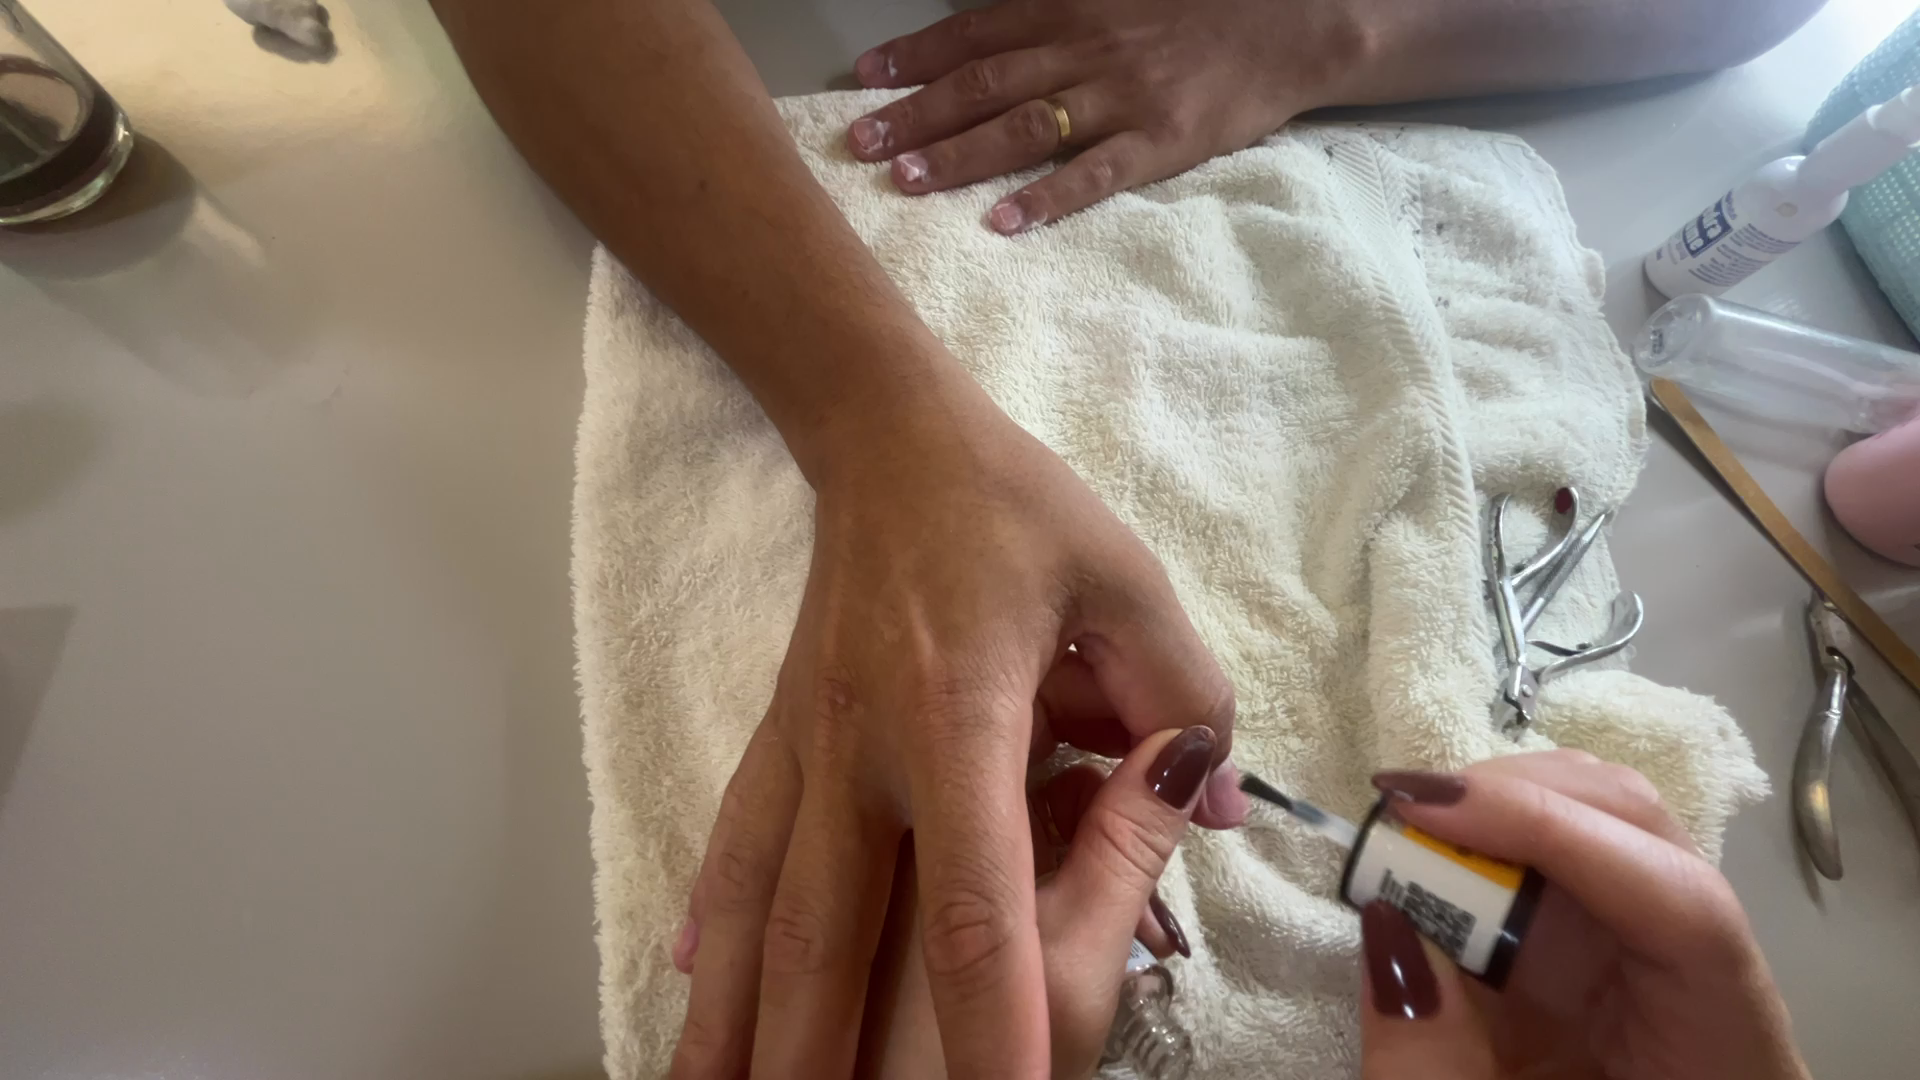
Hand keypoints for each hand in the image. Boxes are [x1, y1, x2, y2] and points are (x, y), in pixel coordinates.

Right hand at [670, 382, 1239, 1079]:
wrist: (890, 443)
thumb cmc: (1008, 502)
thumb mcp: (1123, 577)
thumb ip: (1182, 692)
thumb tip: (1212, 797)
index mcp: (957, 714)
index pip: (974, 898)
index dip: (990, 1023)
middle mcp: (863, 747)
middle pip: (828, 929)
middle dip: (816, 1060)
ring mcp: (806, 738)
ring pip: (757, 897)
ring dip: (733, 1012)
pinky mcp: (782, 723)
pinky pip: (736, 832)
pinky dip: (711, 914)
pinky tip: (686, 972)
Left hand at [844, 0, 1374, 232]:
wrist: (1292, 22)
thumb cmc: (1196, 8)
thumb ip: (1054, 9)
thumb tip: (987, 31)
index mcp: (1072, 6)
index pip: (975, 32)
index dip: (916, 56)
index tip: (864, 82)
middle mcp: (1085, 47)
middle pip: (984, 83)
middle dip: (917, 115)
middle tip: (862, 147)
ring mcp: (1121, 98)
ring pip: (1025, 127)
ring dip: (962, 156)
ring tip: (908, 183)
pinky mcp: (1159, 143)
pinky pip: (1094, 175)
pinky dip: (1048, 199)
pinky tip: (1005, 223)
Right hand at [1360, 751, 1809, 1079]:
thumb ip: (1431, 1059)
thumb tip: (1383, 918)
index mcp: (1721, 1056)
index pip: (1683, 906)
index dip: (1547, 829)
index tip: (1420, 810)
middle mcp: (1702, 975)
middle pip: (1641, 828)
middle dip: (1510, 795)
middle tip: (1403, 811)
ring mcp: (1645, 936)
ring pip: (1599, 807)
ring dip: (1493, 793)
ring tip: (1410, 824)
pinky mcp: (1592, 921)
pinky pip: (1556, 828)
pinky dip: (1484, 812)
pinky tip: (1435, 839)